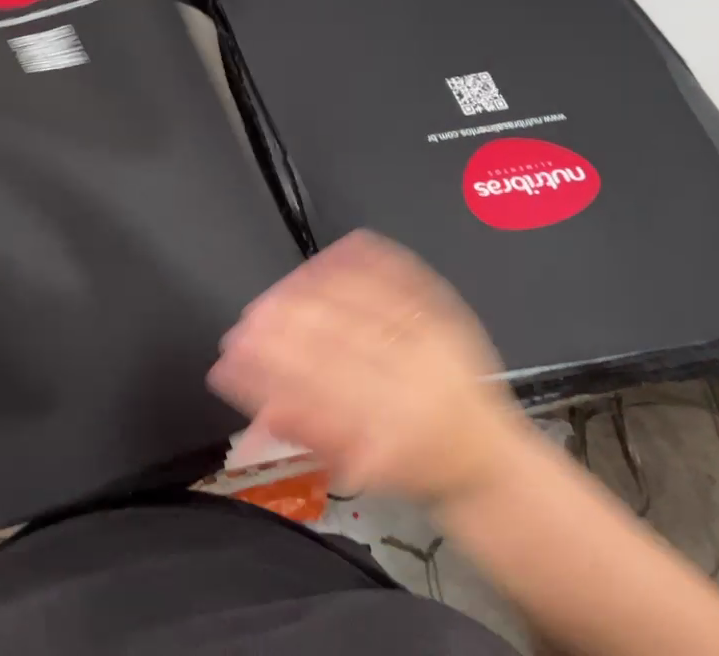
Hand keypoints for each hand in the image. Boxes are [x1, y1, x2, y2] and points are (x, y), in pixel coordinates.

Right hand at [208, 230, 529, 505]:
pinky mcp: (448, 320)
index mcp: (393, 428)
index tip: (233, 356)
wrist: (485, 458)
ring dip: (313, 293)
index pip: (317, 390)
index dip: (268, 369)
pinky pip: (409, 280)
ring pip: (366, 307)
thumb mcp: (361, 467)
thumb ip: (306, 433)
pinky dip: (372, 261)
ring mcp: (433, 346)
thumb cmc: (417, 467)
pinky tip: (340, 250)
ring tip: (276, 292)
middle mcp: (416, 383)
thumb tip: (256, 409)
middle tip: (246, 320)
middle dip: (282, 327)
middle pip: (337, 342)